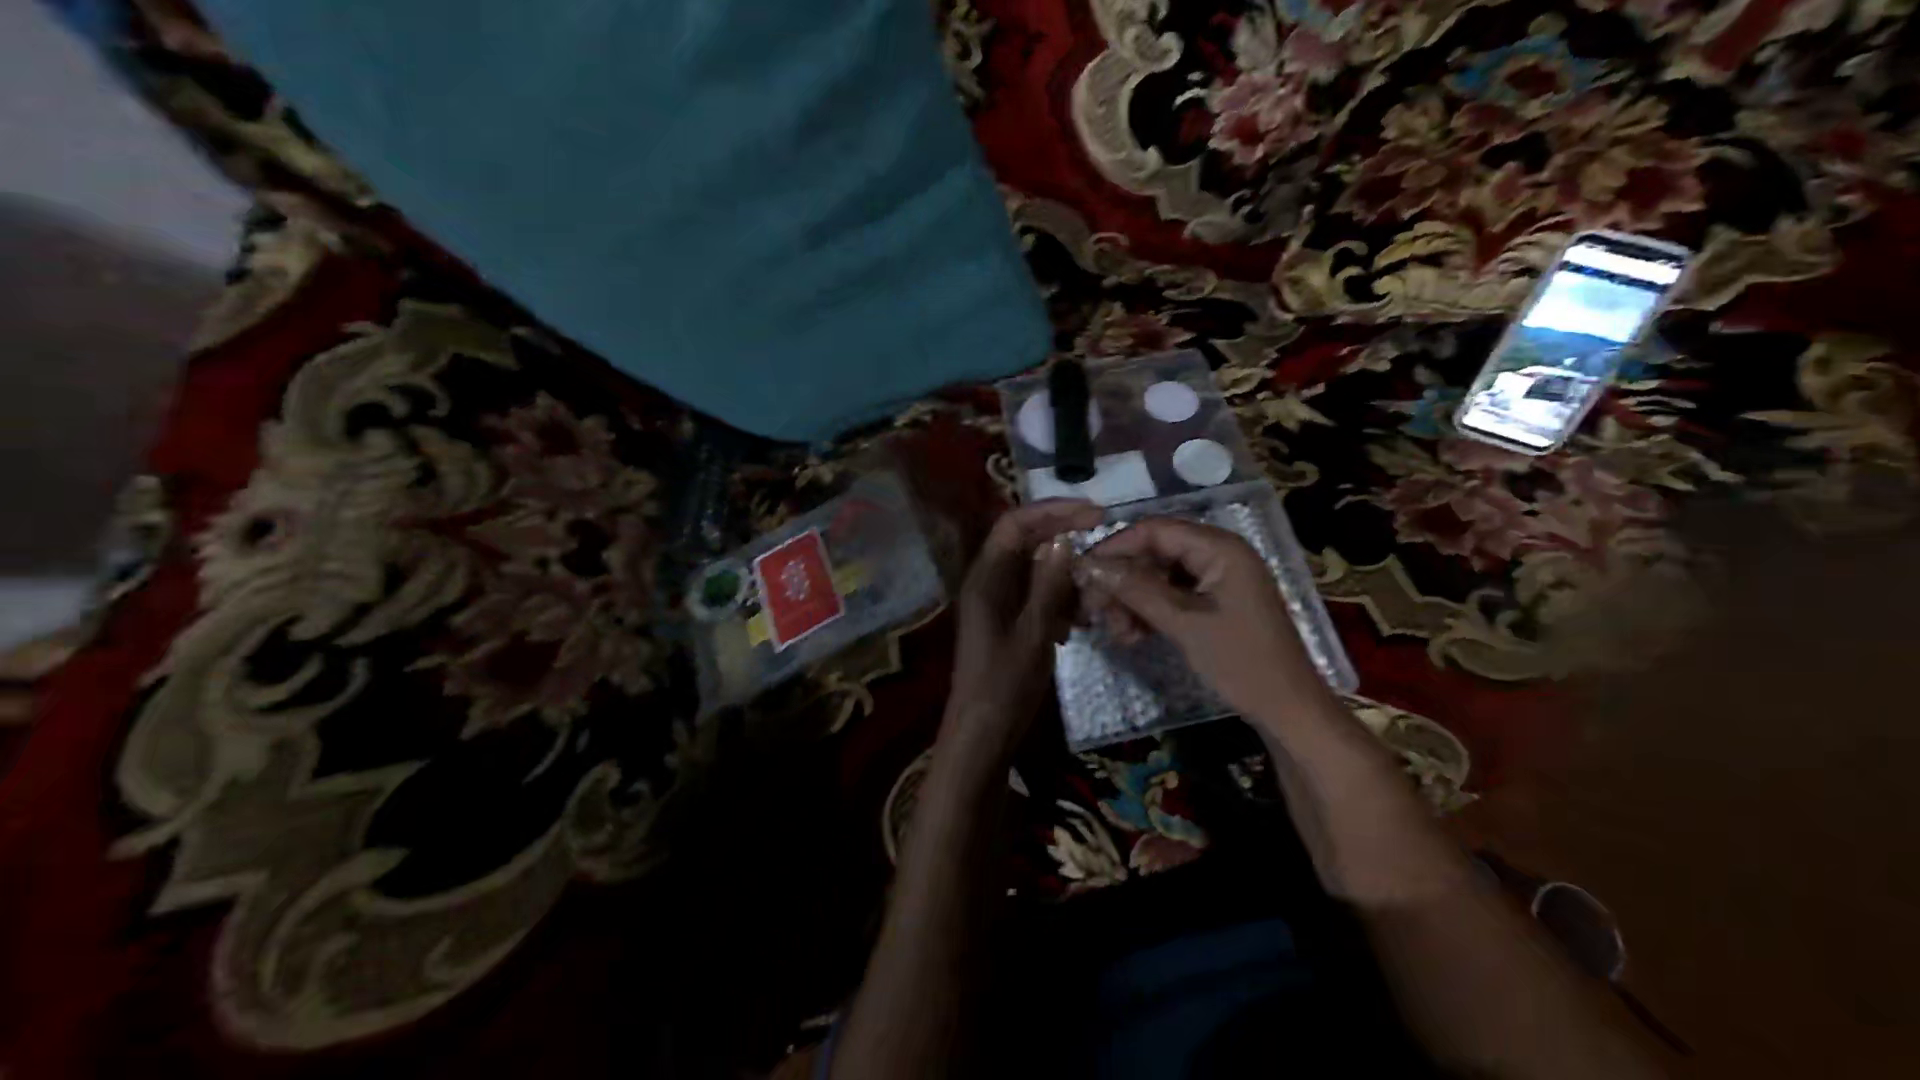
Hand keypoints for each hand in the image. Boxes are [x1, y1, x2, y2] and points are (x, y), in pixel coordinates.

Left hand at [940, 499, 1104, 763]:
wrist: (982, 735)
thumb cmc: (1004, 685)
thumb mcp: (1034, 633)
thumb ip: (1048, 585)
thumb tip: (1064, 539)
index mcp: (986, 578)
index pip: (1015, 524)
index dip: (1053, 511)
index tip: (1095, 513)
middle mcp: (988, 582)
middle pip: (1026, 543)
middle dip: (1064, 538)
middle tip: (1105, 540)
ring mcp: (997, 603)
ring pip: (1034, 570)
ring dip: (1065, 573)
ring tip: (1096, 588)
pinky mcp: (1007, 623)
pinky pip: (1036, 596)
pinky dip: (1059, 599)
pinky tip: (1080, 620)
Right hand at [1081, 517, 1326, 720]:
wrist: (1288, 709)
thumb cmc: (1241, 662)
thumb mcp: (1184, 624)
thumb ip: (1136, 589)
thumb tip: (1089, 566)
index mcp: (1220, 548)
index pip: (1154, 530)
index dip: (1115, 548)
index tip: (1082, 573)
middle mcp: (1218, 554)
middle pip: (1154, 553)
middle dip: (1122, 581)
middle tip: (1094, 610)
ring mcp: (1217, 579)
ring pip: (1158, 576)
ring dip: (1132, 600)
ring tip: (1117, 632)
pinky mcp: (1214, 602)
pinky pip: (1171, 595)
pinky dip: (1149, 611)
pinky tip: (1133, 635)